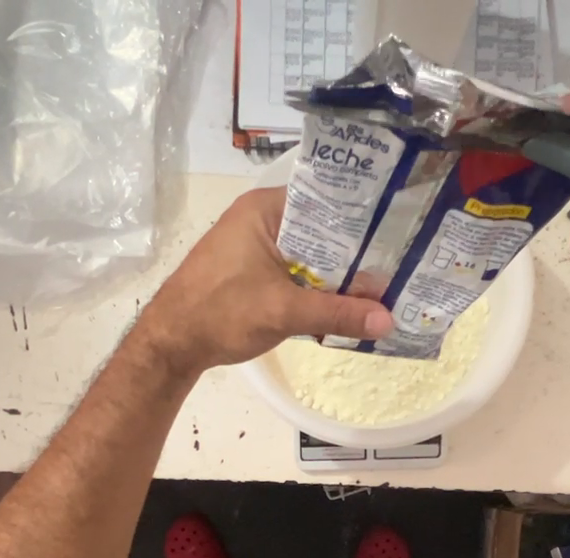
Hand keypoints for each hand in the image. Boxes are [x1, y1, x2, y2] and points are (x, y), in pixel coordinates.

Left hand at [126, 187, 394, 375]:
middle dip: (355, 257)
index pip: (327, 202)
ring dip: (337, 278)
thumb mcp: (284, 311)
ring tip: (380, 292)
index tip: (398, 238)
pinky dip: (316, 291)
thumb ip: (337, 313)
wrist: (171, 344)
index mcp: (266, 210)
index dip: (363, 221)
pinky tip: (344, 307)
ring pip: (310, 259)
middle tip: (397, 270)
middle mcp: (262, 220)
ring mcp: (256, 248)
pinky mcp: (253, 275)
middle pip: (322, 233)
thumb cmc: (221, 313)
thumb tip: (388, 321)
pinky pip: (296, 276)